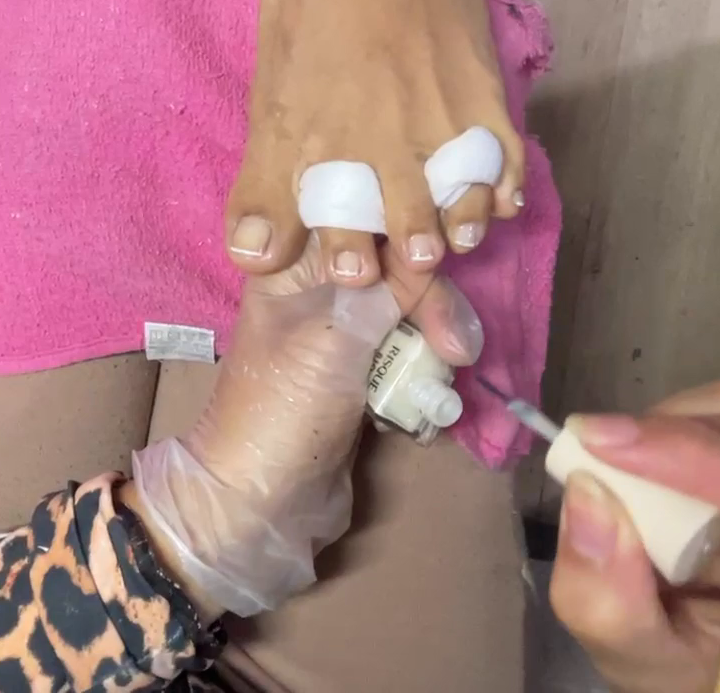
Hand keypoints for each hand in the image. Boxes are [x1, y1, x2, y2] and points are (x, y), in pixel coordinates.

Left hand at [125, 232, 480, 616]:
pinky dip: (424, 366)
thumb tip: (432, 242)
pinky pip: (406, 348)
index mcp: (290, 264)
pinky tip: (434, 397)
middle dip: (430, 301)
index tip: (445, 257)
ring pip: (406, 308)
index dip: (404, 230)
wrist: (264, 500)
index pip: (356, 220)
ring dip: (435, 338)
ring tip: (453, 373)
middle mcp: (316, 287)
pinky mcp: (361, 367)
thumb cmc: (282, 408)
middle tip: (455, 347)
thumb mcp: (333, 339)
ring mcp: (340, 328)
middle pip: (392, 264)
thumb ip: (386, 289)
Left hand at [228, 0, 524, 286]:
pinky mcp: (484, 90)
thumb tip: (253, 257)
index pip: (341, 240)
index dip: (349, 262)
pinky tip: (492, 202)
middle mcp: (386, 147)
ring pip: (460, 208)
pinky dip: (498, 190)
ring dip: (454, 232)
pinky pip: (502, 162)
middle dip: (403, 258)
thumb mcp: (269, 90)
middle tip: (406, 262)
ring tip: (447, 242)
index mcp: (321, 150)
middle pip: (409, 234)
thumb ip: (264, 179)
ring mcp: (441, 121)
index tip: (350, 268)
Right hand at [550, 378, 719, 692]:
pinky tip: (681, 493)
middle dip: (675, 437)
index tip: (593, 438)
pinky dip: (703, 441)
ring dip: (684, 435)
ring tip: (641, 484)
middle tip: (605, 462)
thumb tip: (586, 490)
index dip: (695, 460)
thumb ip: (610, 605)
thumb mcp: (650, 678)